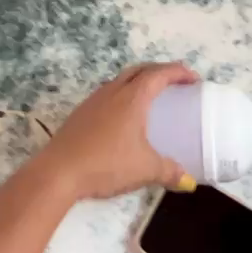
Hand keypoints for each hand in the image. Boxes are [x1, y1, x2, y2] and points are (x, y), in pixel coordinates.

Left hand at [30, 63, 199, 200]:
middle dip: (159, 71)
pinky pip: (107, 94)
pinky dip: (122, 95)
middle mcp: (113, 92)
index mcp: (132, 98)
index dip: (178, 72)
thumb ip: (169, 172)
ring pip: (120, 80)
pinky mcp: (80, 113)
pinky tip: (124, 116)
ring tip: (150, 97)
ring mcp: (93, 101)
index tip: (193, 78)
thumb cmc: (106, 164)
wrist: (58, 172)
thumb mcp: (145, 169)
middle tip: (174, 83)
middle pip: (139, 70)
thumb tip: (189, 182)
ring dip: (138, 81)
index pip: (159, 74)